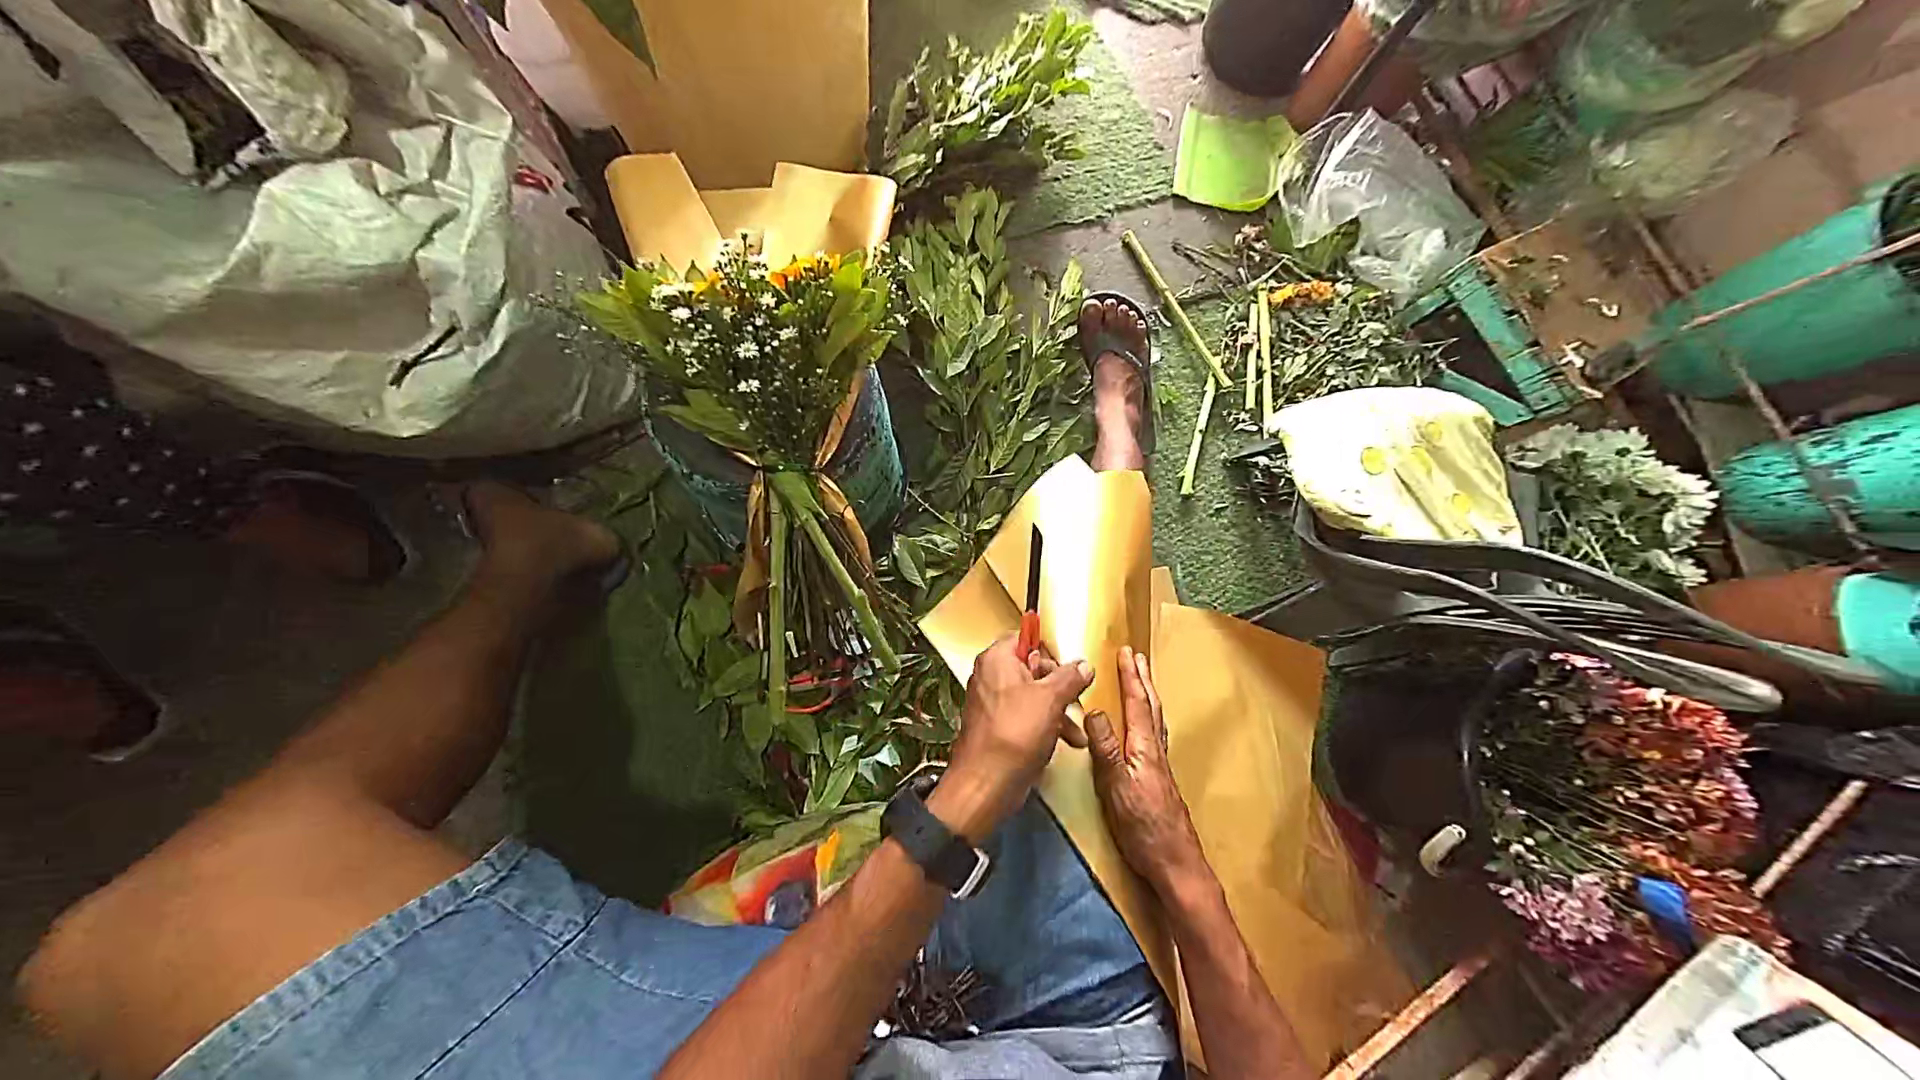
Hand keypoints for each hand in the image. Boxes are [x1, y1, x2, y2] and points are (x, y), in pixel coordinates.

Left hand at [938, 636, 1093, 839]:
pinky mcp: (998, 726)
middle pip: (1031, 668)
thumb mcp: (1052, 699)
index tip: (1066, 665)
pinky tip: (1065, 740)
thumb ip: (1070, 677)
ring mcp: (992, 702)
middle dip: (1058, 684)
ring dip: (1057, 708)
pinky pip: (1026, 716)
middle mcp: (990, 676)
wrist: (988, 782)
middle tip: (1074, 697)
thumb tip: (1082, 666)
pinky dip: (1045, 724)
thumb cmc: (1013, 735)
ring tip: (1074, 727)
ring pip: (1032, 694)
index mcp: (997, 659)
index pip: (1024, 637)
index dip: (1048, 651)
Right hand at [1086, 646, 1208, 894]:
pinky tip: (1146, 726)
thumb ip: (1106, 749)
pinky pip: (1154, 734)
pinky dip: (1149, 717)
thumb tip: (1095, 710)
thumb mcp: (1116, 786)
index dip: (1130, 677)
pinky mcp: (1159, 779)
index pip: (1137, 704)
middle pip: (1151, 706)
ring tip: (1142, 680)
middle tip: (1137, 656)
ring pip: (1155, 719)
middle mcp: (1155, 750)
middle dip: (1142, 679)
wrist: (1175, 864)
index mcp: (1144, 747)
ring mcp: (1159, 765)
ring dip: (1148, 695)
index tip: (1125, 652)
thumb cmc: (1143, 827)